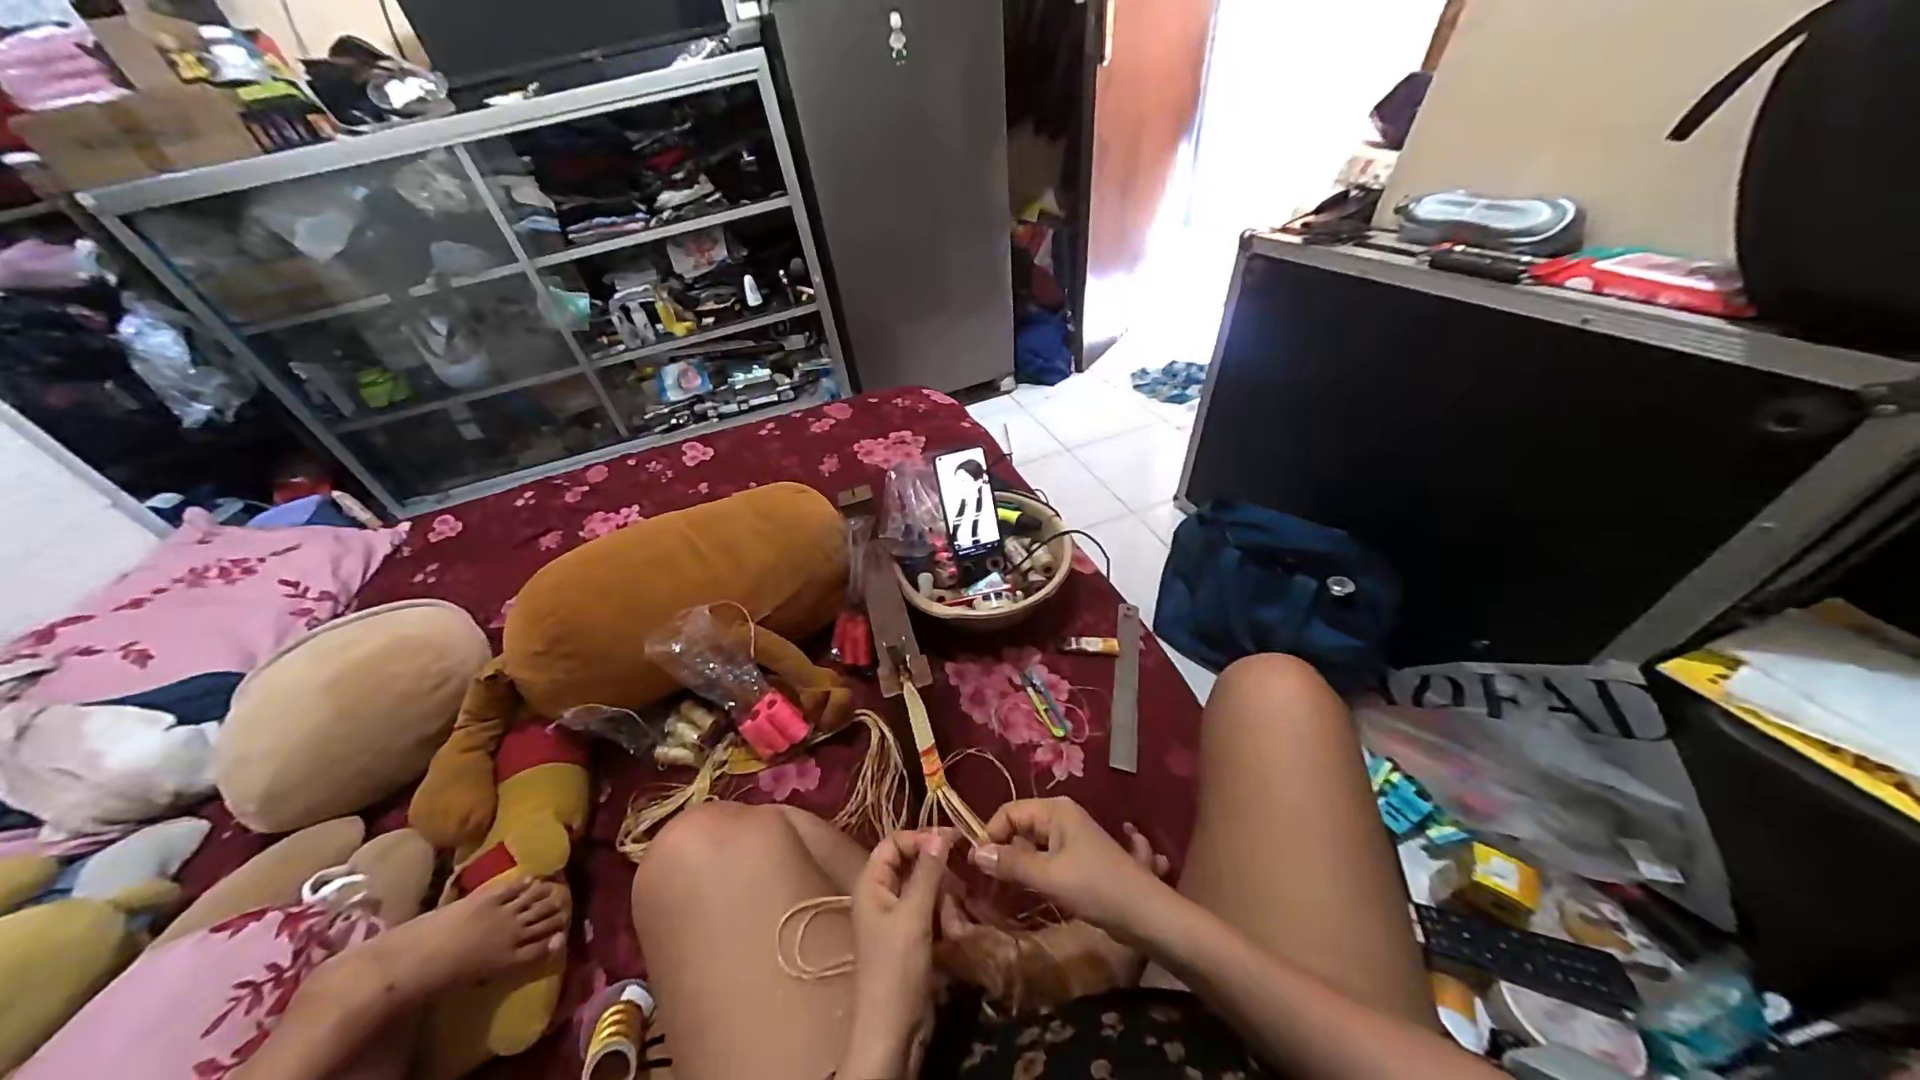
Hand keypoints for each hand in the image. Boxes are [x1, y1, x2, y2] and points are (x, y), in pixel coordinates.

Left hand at [840, 828, 955, 1077]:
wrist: (892, 1031)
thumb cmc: (896, 969)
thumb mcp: (914, 915)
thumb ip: (927, 873)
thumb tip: (940, 834)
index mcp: (870, 884)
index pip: (893, 843)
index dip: (920, 837)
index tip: (953, 839)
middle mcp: (880, 895)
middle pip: (909, 863)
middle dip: (935, 864)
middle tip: (963, 867)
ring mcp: (895, 917)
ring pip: (922, 886)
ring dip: (942, 888)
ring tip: (962, 895)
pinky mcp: (909, 936)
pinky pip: (928, 909)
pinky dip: (943, 908)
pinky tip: (958, 915)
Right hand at [968, 798, 1172, 938]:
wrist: (1145, 914)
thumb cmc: (1095, 887)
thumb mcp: (1048, 876)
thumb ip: (1010, 863)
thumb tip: (974, 853)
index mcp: (1056, 810)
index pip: (1009, 812)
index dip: (991, 834)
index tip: (977, 865)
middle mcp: (1061, 816)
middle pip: (1019, 826)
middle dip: (1002, 849)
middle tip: (988, 880)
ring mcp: (1070, 838)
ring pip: (1030, 844)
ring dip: (1016, 863)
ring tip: (1003, 887)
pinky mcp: (1076, 859)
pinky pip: (1044, 858)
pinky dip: (1032, 871)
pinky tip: (1027, 890)